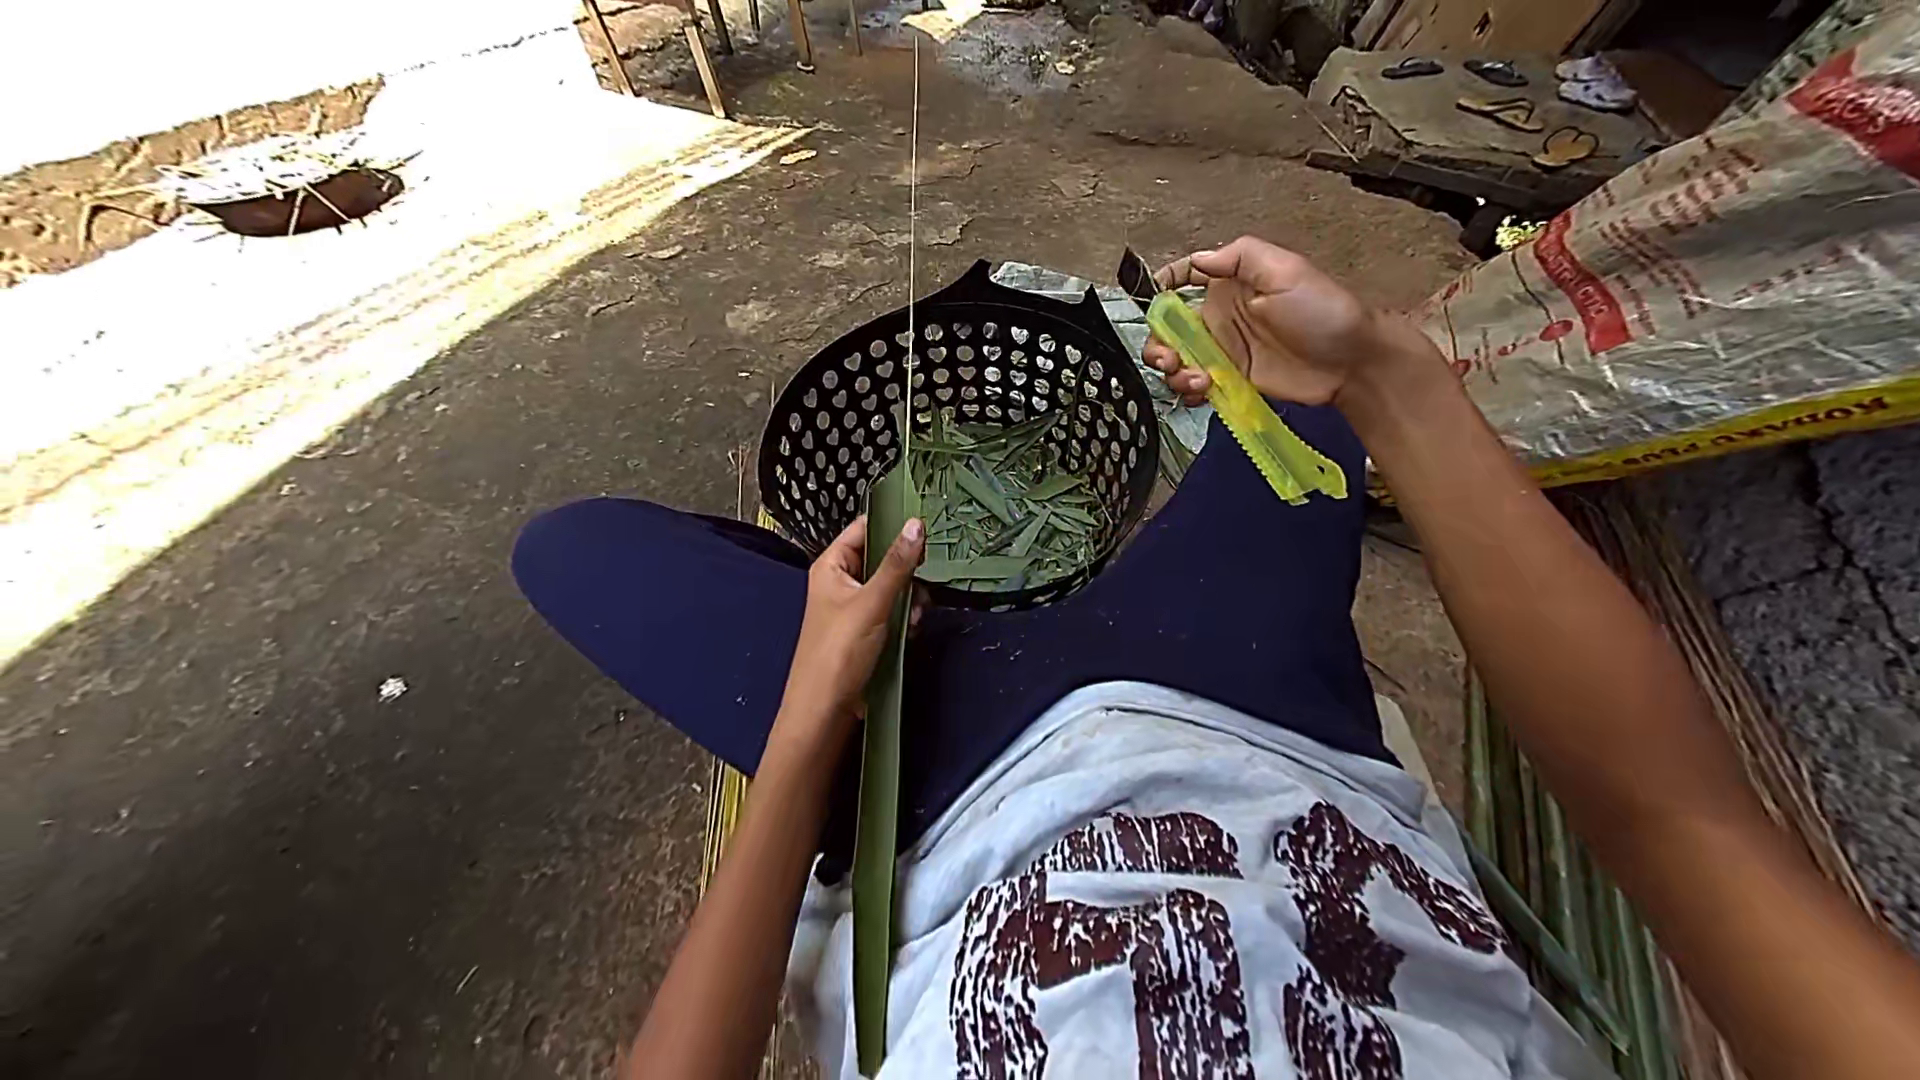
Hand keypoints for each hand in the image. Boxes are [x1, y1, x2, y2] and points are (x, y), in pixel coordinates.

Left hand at [774, 514, 924, 746]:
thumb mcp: (872, 602)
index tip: (924, 528)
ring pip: (894, 585)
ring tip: (913, 615)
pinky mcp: (868, 628)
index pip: (864, 528)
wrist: (826, 709)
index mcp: (832, 565)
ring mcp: (856, 605)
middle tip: (921, 584)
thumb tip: (916, 524)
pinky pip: (894, 609)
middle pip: (884, 558)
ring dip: (909, 597)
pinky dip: (904, 616)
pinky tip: (910, 629)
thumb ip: (897, 564)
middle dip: (907, 571)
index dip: (892, 526)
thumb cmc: (838, 652)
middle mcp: (842, 581)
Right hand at [1142, 236, 1440, 408]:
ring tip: (1198, 381)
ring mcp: (1222, 352)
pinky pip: (1194, 386)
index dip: (1162, 288)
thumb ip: (1241, 257)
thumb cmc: (1323, 312)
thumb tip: (1199, 257)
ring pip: (1177, 361)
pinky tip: (1203, 392)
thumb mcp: (1287, 271)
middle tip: (1170, 360)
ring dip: (1175, 372)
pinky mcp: (1228, 380)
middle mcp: (1219, 319)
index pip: (1184, 279)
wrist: (1350, 363)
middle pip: (1169, 330)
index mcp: (1229, 287)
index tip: (1150, 302)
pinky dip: (1189, 392)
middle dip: (1159, 345)